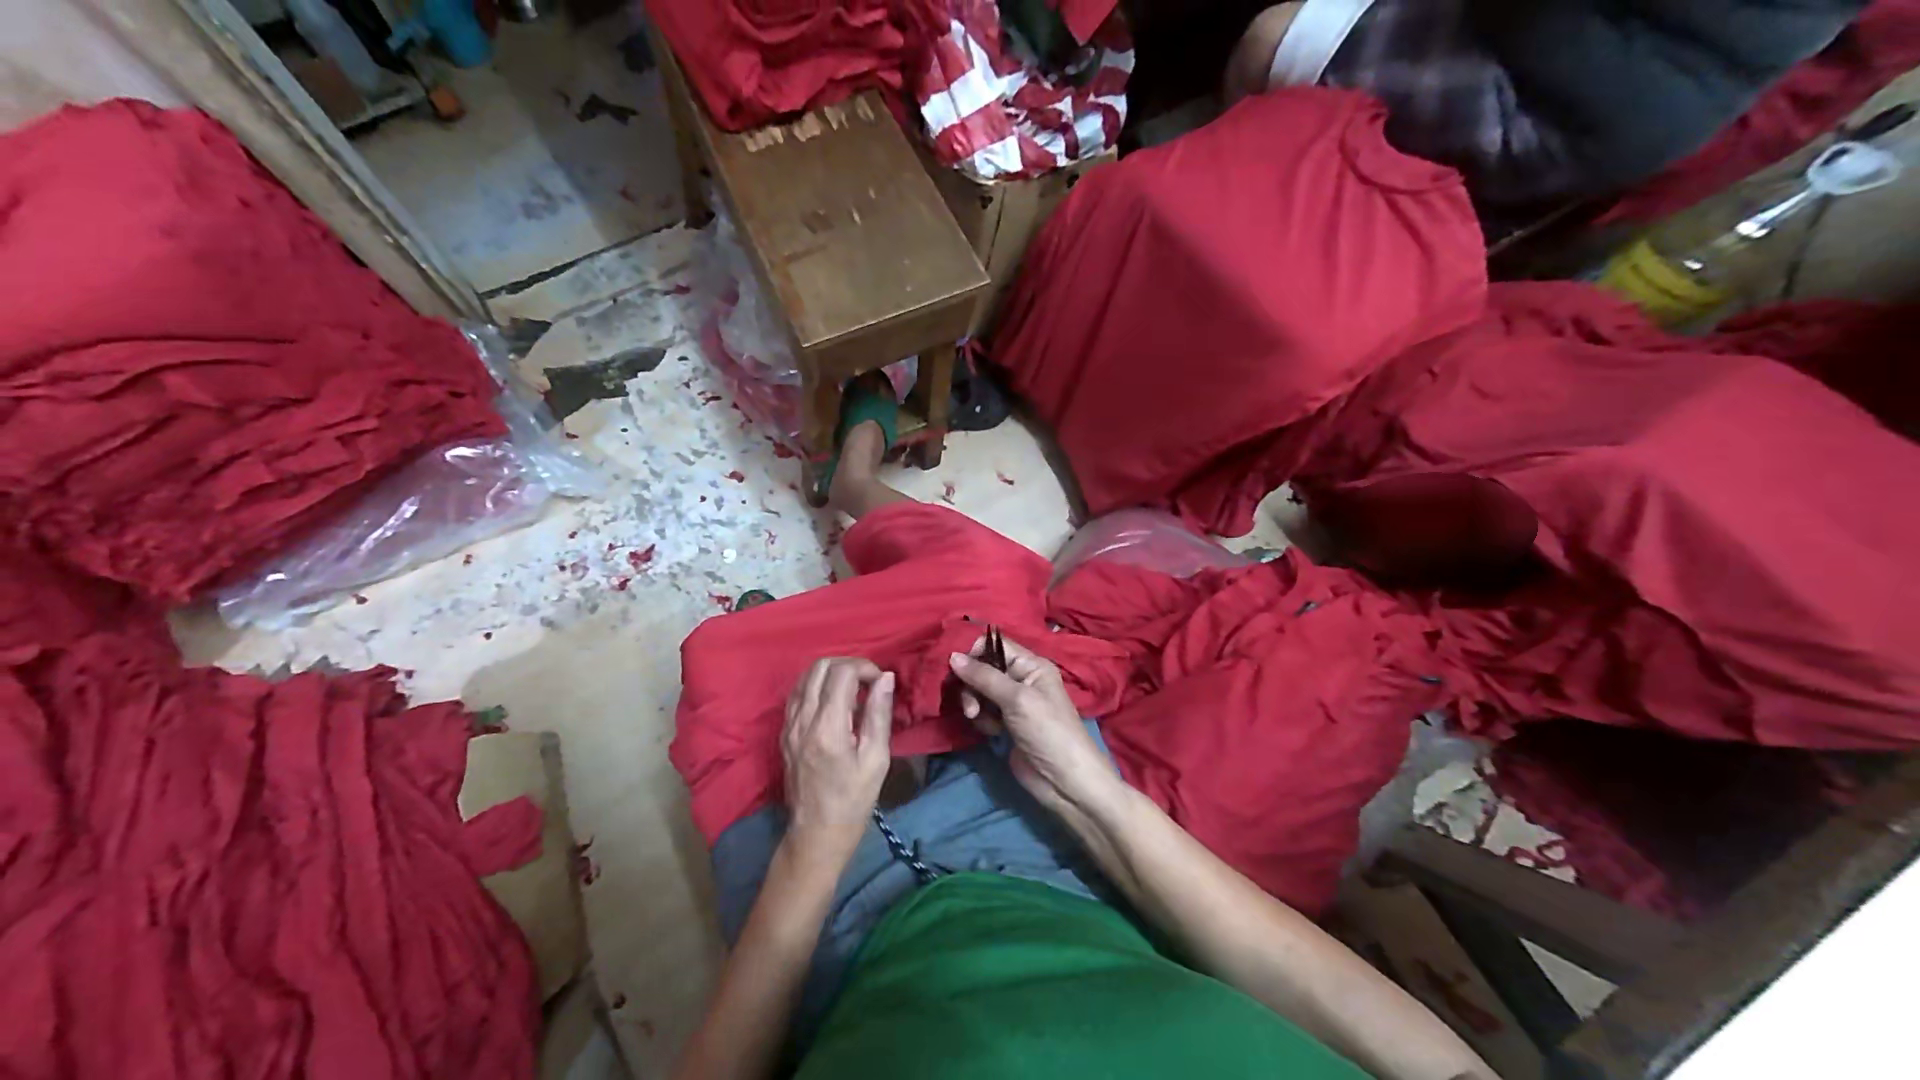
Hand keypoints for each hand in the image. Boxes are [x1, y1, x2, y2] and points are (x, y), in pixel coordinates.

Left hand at [781, 658, 894, 869]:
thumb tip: (886, 678)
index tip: (881, 683)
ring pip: (805, 676)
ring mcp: (789, 725)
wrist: (817, 832)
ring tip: (853, 689)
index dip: (865, 668)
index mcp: (827, 727)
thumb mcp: (876, 759)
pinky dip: (817, 686)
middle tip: (868, 682)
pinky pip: (798, 694)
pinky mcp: (784, 732)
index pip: (842, 673)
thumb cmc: (854, 799)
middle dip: (848, 664)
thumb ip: (879, 714)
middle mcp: (803, 720)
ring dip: (831, 672)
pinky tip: (833, 702)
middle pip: (820, 666)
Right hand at [948, 633, 1122, 815]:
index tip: (957, 667)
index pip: (996, 645)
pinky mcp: (1006, 725)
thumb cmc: (1047, 731)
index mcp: (1032, 665)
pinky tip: (989, 732)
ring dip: (974, 703)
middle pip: (984, 669)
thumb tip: (952, 656)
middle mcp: (1022, 679)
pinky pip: (984, 712)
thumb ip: (984, 676)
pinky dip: (981, 719)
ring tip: (977, 719)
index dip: (975, 653)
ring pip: (980, 691)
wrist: (1064, 781)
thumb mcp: (1017, 698)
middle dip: (971, 683)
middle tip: (971, 706)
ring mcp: (1013, 704)